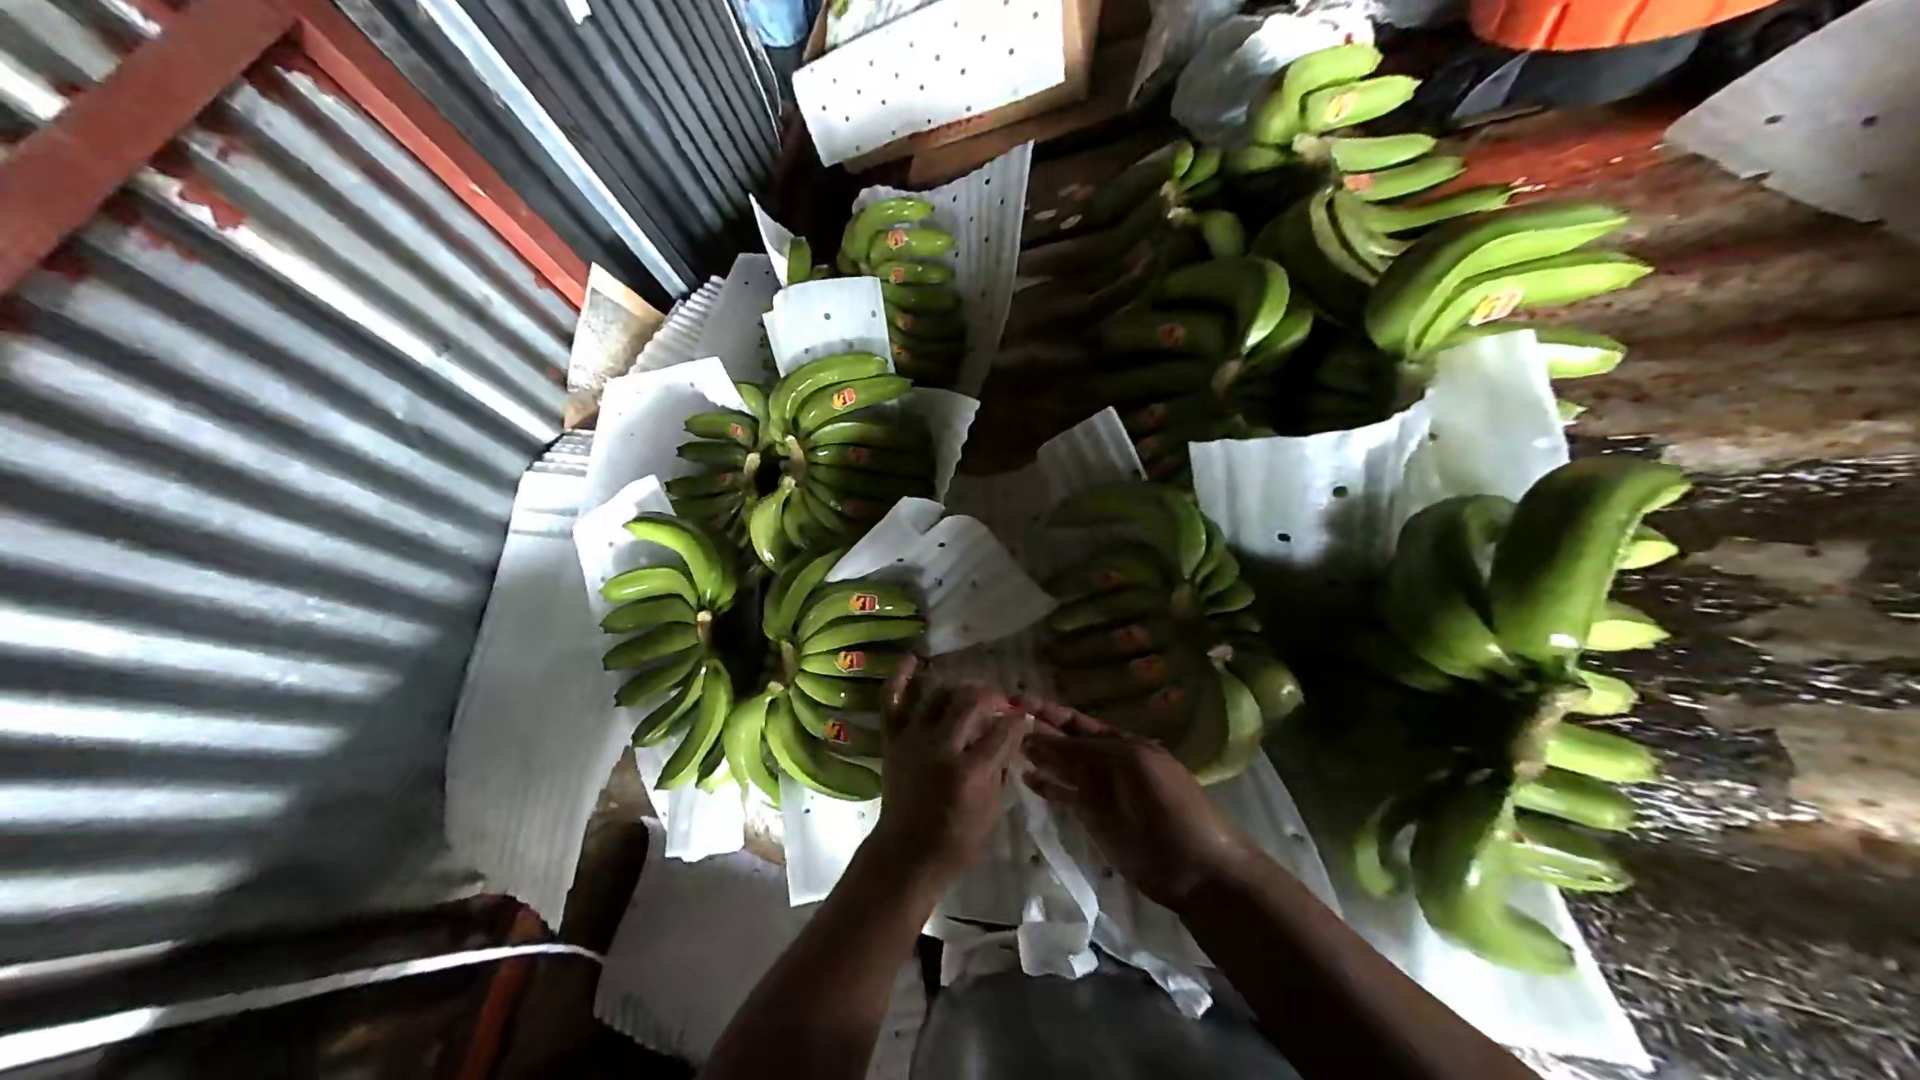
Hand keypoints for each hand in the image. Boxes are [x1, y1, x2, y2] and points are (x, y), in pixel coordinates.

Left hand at [866, 655, 1025, 887]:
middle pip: (971, 701)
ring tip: (970, 692)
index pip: (1003, 729)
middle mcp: (940, 748)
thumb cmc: (956, 839)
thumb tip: (1010, 732)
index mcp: (970, 772)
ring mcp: (912, 739)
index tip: (1021, 716)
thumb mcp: (992, 808)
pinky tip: (914, 659)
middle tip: (998, 702)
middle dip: (991, 695)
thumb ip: (1001, 765)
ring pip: (938, 693)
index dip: (1017, 719)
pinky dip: (900, 676)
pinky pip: (892, 699)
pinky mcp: (892, 739)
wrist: (905, 853)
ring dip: (959, 687)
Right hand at [1019, 699, 1256, 910]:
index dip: (1048, 710)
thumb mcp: (1125, 768)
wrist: (1195, 868)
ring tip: (1007, 746)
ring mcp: (1101, 792)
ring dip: (1039, 757)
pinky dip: (1047, 786)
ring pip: (1063, 768)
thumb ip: (1080, 754)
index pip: (1077, 721)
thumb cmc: (1165, 808)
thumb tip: (1036, 737)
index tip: (1015, 699)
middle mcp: (1108, 762)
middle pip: (1067, 743)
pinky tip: (1026, 778)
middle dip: (1039, 731)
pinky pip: (1066, 796)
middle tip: (1000, 722)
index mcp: (1122, 743)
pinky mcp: (1095, 819)